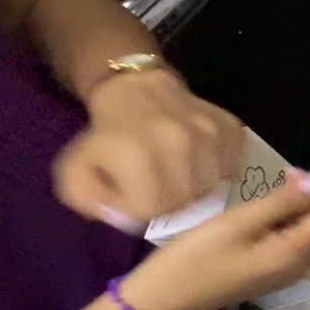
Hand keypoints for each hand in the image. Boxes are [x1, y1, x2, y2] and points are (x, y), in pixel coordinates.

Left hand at [54, 68, 243, 228]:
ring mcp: (212, 134)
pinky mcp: (232, 128)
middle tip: (159, 190)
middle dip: (171, 201)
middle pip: (188, 200)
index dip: (142, 209)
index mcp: (136, 155)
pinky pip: (232, 168)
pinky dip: (217, 172)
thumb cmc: (107, 136)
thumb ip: (90, 201)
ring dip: (196, 188)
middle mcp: (180, 143)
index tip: (134, 197)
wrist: (140, 91)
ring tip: (179, 176)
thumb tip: (125, 217)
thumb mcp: (76, 170)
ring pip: (213, 186)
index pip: (156, 208)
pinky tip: (199, 162)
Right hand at [118, 170, 309, 309]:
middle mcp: (301, 266)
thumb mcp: (239, 222)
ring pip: (309, 230)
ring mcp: (287, 272)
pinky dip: (284, 224)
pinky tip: (257, 218)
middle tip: (277, 182)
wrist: (154, 304)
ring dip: (295, 210)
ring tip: (263, 199)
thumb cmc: (192, 260)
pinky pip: (293, 242)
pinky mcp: (271, 273)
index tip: (291, 175)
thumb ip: (285, 200)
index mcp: (297, 253)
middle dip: (309, 197)